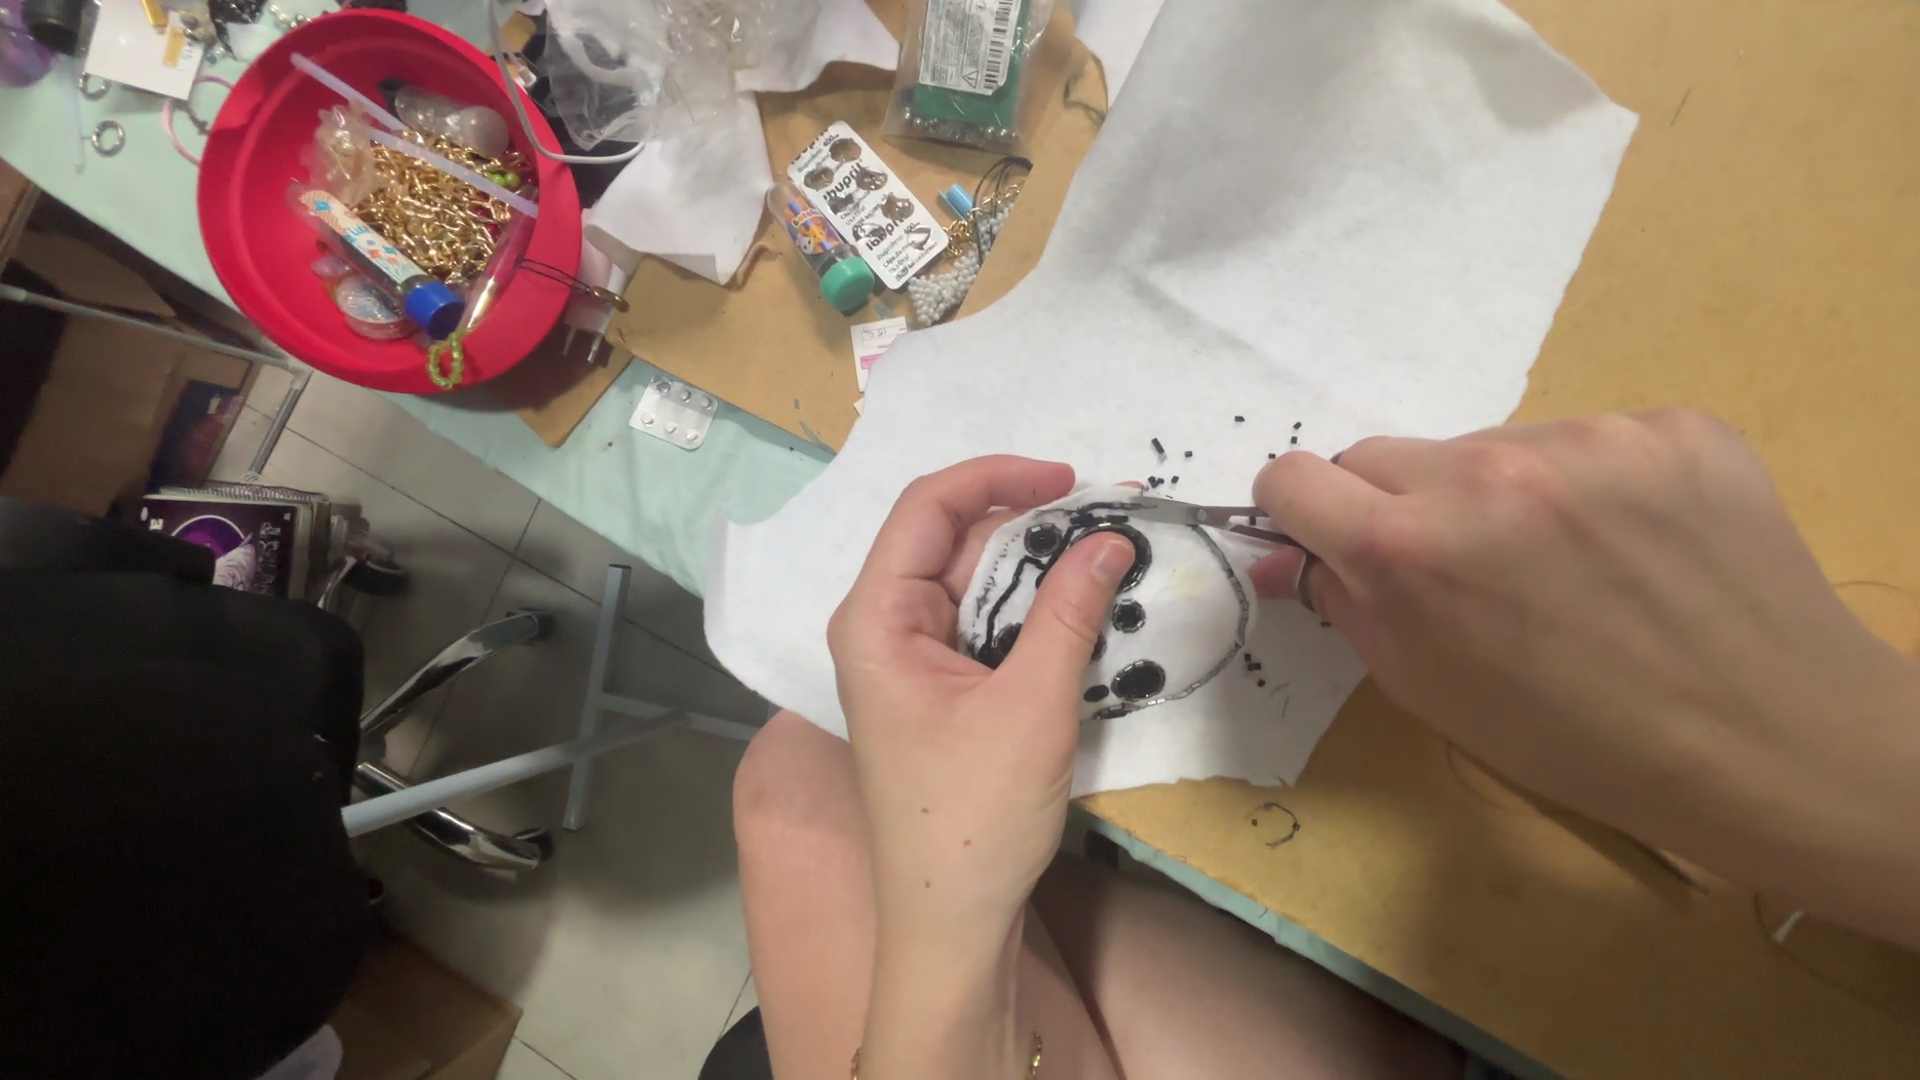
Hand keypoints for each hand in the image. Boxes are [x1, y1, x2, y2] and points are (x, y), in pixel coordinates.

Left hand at [829, 456, 1133, 939]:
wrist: (951, 920)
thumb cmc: (975, 817)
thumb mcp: (1032, 706)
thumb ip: (1068, 613)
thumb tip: (1111, 537)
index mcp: (877, 619)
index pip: (926, 509)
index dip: (994, 478)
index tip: (1066, 479)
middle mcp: (884, 624)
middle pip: (953, 542)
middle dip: (1028, 523)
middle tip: (1107, 516)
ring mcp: (911, 655)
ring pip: (974, 581)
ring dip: (1036, 566)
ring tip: (1106, 551)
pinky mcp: (939, 682)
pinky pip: (984, 622)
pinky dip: (1030, 607)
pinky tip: (1079, 601)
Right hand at [1249, 409, 1919, 943]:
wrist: (1770, 744)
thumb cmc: (1559, 732)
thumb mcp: (1414, 680)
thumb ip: (1335, 599)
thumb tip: (1279, 556)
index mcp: (1405, 548)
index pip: (1291, 477)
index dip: (1295, 509)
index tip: (1324, 534)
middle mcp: (1482, 474)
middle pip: (1373, 454)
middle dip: (1386, 504)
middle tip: (1445, 564)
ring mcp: (1585, 441)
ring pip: (1473, 447)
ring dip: (1480, 493)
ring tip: (1547, 559)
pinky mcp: (1668, 426)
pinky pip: (1567, 439)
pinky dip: (1565, 484)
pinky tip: (1613, 542)